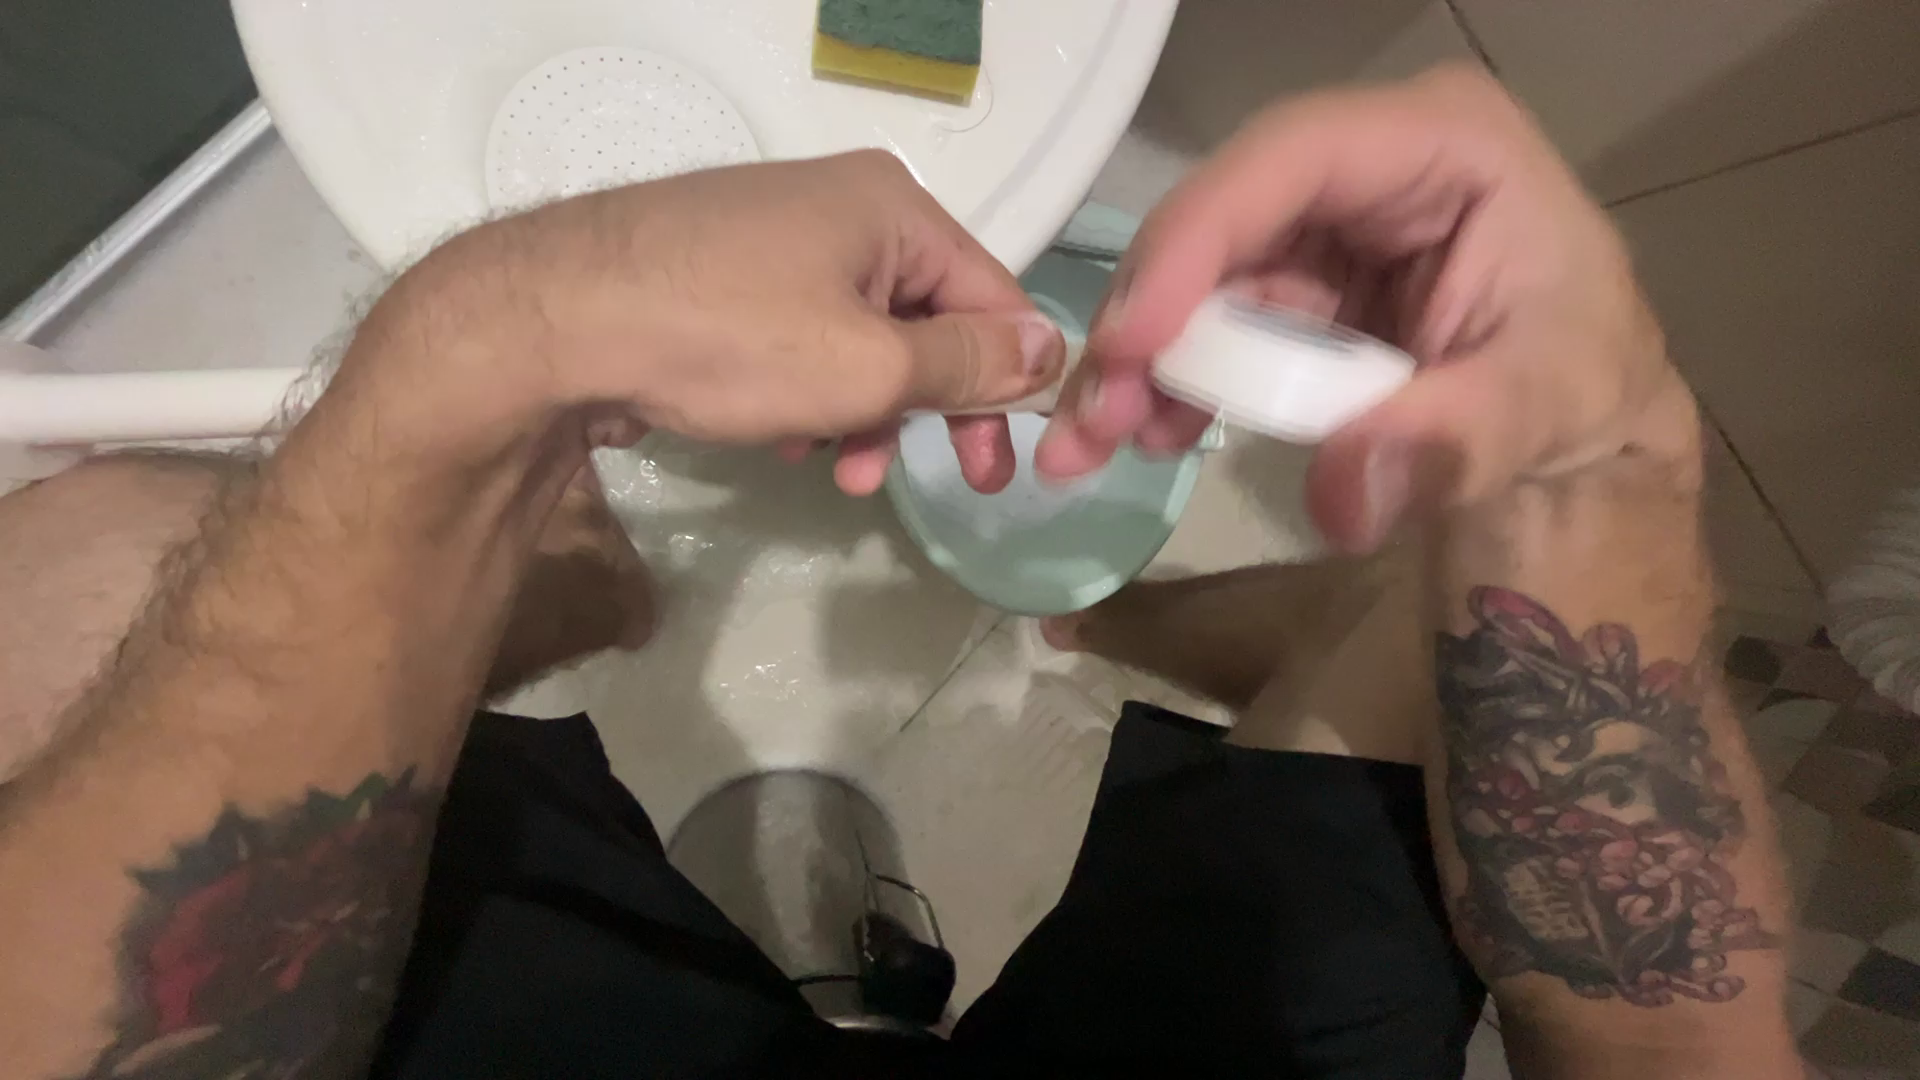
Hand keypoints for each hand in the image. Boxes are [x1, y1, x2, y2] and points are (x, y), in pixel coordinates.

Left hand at [358, 151, 1064, 494]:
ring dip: (868, 414)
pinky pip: (808, 341)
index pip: (992, 298)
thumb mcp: (873, 365)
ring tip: (839, 467)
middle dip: (932, 410)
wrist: (552, 327)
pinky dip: (814, 395)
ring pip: (866, 342)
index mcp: (893, 210)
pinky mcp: (734, 279)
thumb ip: (970, 361)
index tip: (1001, 462)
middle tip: (947, 478)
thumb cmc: (732, 341)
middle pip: (928, 323)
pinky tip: (782, 436)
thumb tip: (1051, 350)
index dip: (1009, 384)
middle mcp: (844, 210)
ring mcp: (781, 242)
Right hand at [1033, 65, 1693, 550]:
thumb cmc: (1569, 388)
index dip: (1196, 239)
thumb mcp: (1543, 410)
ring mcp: (1303, 240)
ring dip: (1130, 369)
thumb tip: (1342, 487)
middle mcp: (1350, 180)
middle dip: (1140, 325)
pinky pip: (1196, 335)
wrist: (1556, 431)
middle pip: (1211, 227)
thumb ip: (1452, 443)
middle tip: (1092, 418)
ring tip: (1091, 444)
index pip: (1290, 159)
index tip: (1134, 341)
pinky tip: (1149, 436)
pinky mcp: (1274, 299)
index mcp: (1436, 149)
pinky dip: (1161, 389)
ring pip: (1184, 286)